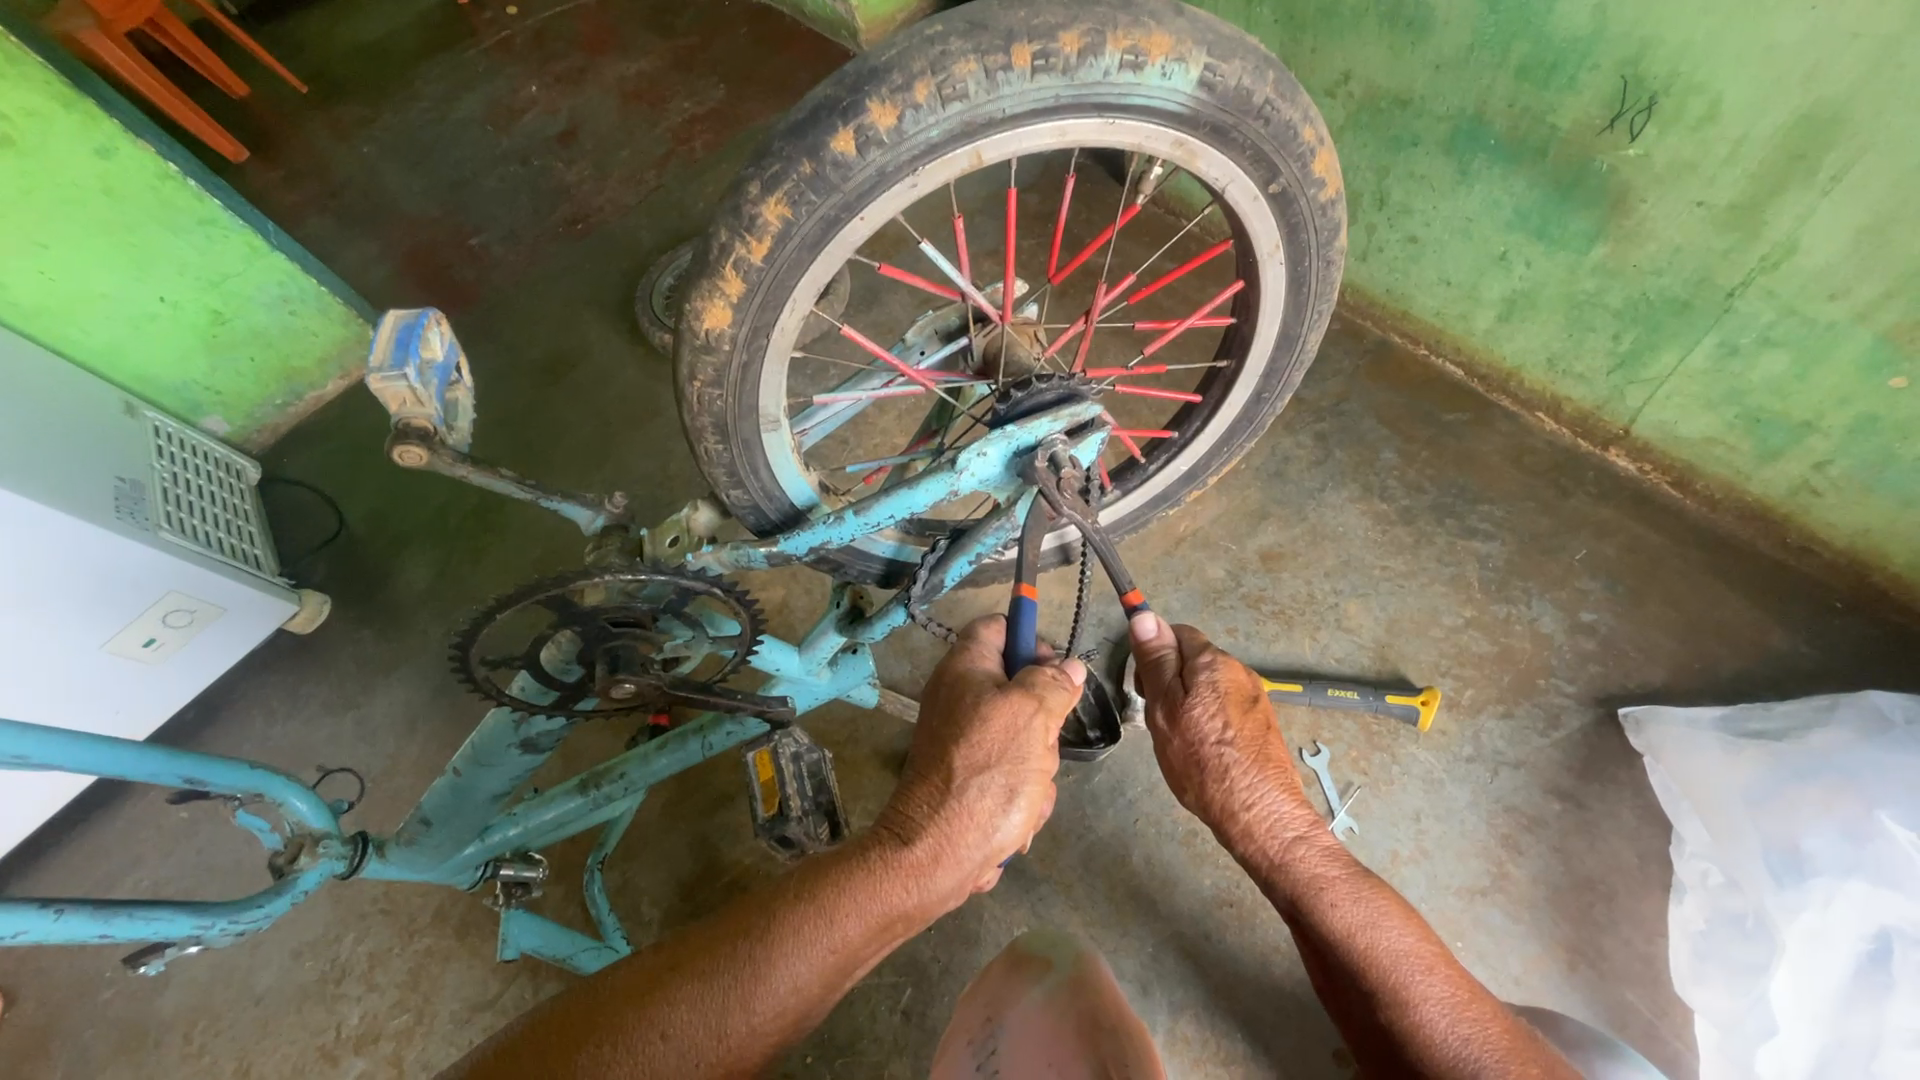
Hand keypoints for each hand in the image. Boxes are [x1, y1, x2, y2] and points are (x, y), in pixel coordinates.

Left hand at [873, 615, 1084, 898]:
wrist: (938, 852)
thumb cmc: (987, 771)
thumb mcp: (1031, 714)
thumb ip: (1052, 682)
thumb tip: (1068, 666)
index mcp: (965, 667)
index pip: (999, 626)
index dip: (1031, 639)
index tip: (1056, 671)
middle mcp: (959, 698)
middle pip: (1020, 688)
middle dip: (1043, 719)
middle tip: (1043, 739)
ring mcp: (964, 741)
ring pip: (1024, 736)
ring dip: (1038, 764)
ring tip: (1029, 787)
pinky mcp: (970, 779)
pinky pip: (1013, 773)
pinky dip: (1023, 793)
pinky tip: (1019, 815)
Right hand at [1129, 612, 1311, 842]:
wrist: (1259, 813)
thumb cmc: (1201, 760)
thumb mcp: (1165, 708)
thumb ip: (1156, 661)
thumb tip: (1144, 615)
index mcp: (1213, 661)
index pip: (1177, 632)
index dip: (1153, 653)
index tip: (1143, 688)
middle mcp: (1239, 670)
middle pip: (1194, 659)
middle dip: (1170, 679)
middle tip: (1158, 718)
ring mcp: (1254, 697)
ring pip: (1209, 685)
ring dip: (1189, 700)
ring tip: (1179, 738)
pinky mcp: (1262, 723)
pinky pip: (1225, 707)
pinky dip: (1209, 719)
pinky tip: (1203, 748)